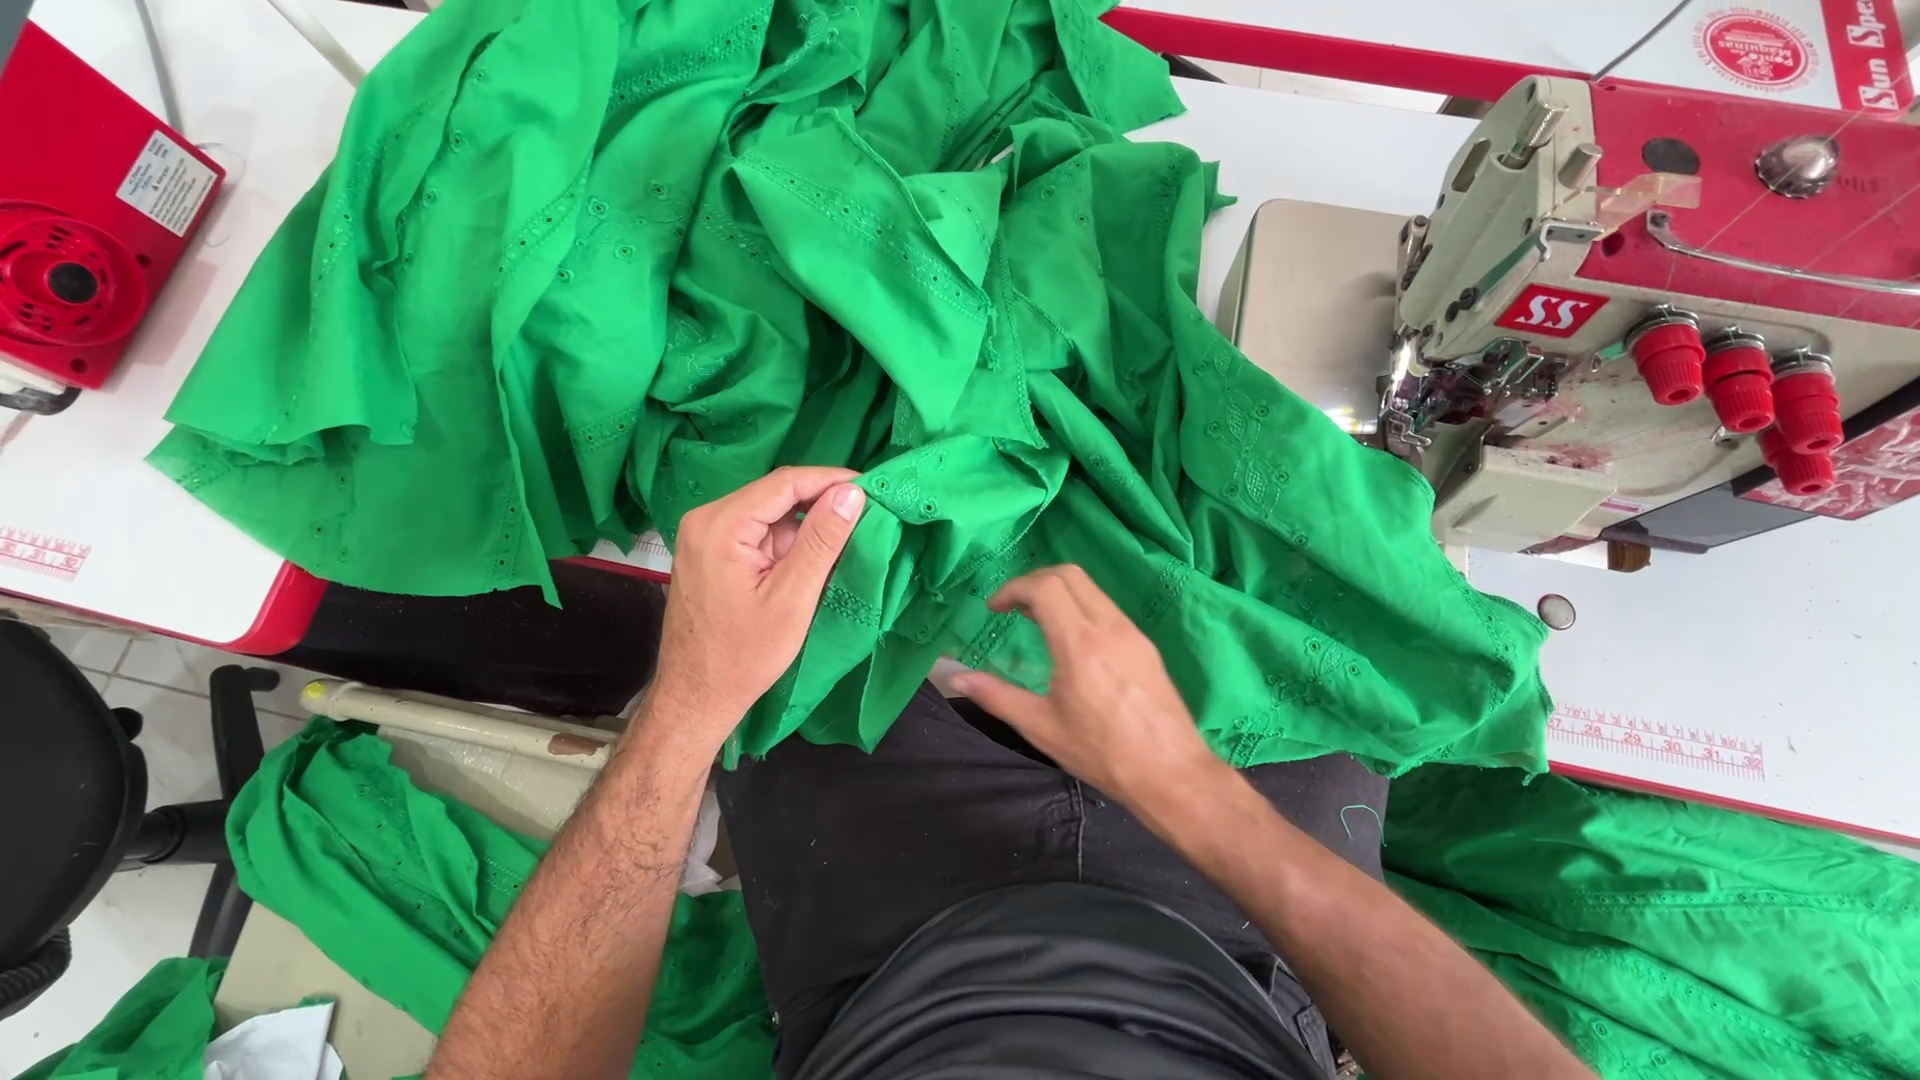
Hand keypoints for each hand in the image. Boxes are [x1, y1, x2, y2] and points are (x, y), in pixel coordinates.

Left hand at [643, 466, 867, 745]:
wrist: (697, 697)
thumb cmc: (744, 655)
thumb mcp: (792, 598)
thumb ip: (822, 541)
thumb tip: (852, 493)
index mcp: (720, 525)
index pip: (784, 483)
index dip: (831, 479)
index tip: (872, 486)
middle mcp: (705, 520)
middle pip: (775, 496)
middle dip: (820, 503)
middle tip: (867, 513)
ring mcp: (704, 537)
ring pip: (769, 515)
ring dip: (806, 527)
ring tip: (846, 541)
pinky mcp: (710, 554)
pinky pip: (757, 534)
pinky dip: (787, 544)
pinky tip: (812, 562)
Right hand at [949, 564, 1224, 807]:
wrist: (1171, 773)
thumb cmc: (1102, 754)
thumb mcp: (1041, 728)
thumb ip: (996, 696)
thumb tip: (955, 678)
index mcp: (1080, 643)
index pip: (1044, 587)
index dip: (1012, 589)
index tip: (994, 609)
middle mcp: (1109, 627)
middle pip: (1069, 574)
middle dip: (1034, 581)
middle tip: (1013, 607)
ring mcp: (1132, 633)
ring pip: (1091, 588)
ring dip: (1059, 592)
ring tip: (1037, 621)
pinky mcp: (1146, 646)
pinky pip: (1107, 608)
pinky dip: (1081, 607)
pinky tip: (1071, 640)